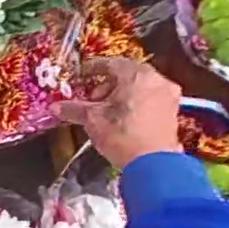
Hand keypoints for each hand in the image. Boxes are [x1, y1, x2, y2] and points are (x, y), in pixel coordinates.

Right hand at [55, 57, 182, 168]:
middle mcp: (156, 80)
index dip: (93, 68)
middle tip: (92, 98)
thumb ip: (73, 109)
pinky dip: (135, 103)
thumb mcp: (92, 119)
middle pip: (127, 74)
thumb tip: (55, 107)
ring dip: (122, 94)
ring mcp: (168, 96)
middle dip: (107, 85)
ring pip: (140, 87)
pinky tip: (123, 118)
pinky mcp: (172, 112)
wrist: (153, 164)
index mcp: (136, 75)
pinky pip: (150, 99)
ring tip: (106, 111)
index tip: (82, 74)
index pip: (111, 63)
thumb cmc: (122, 135)